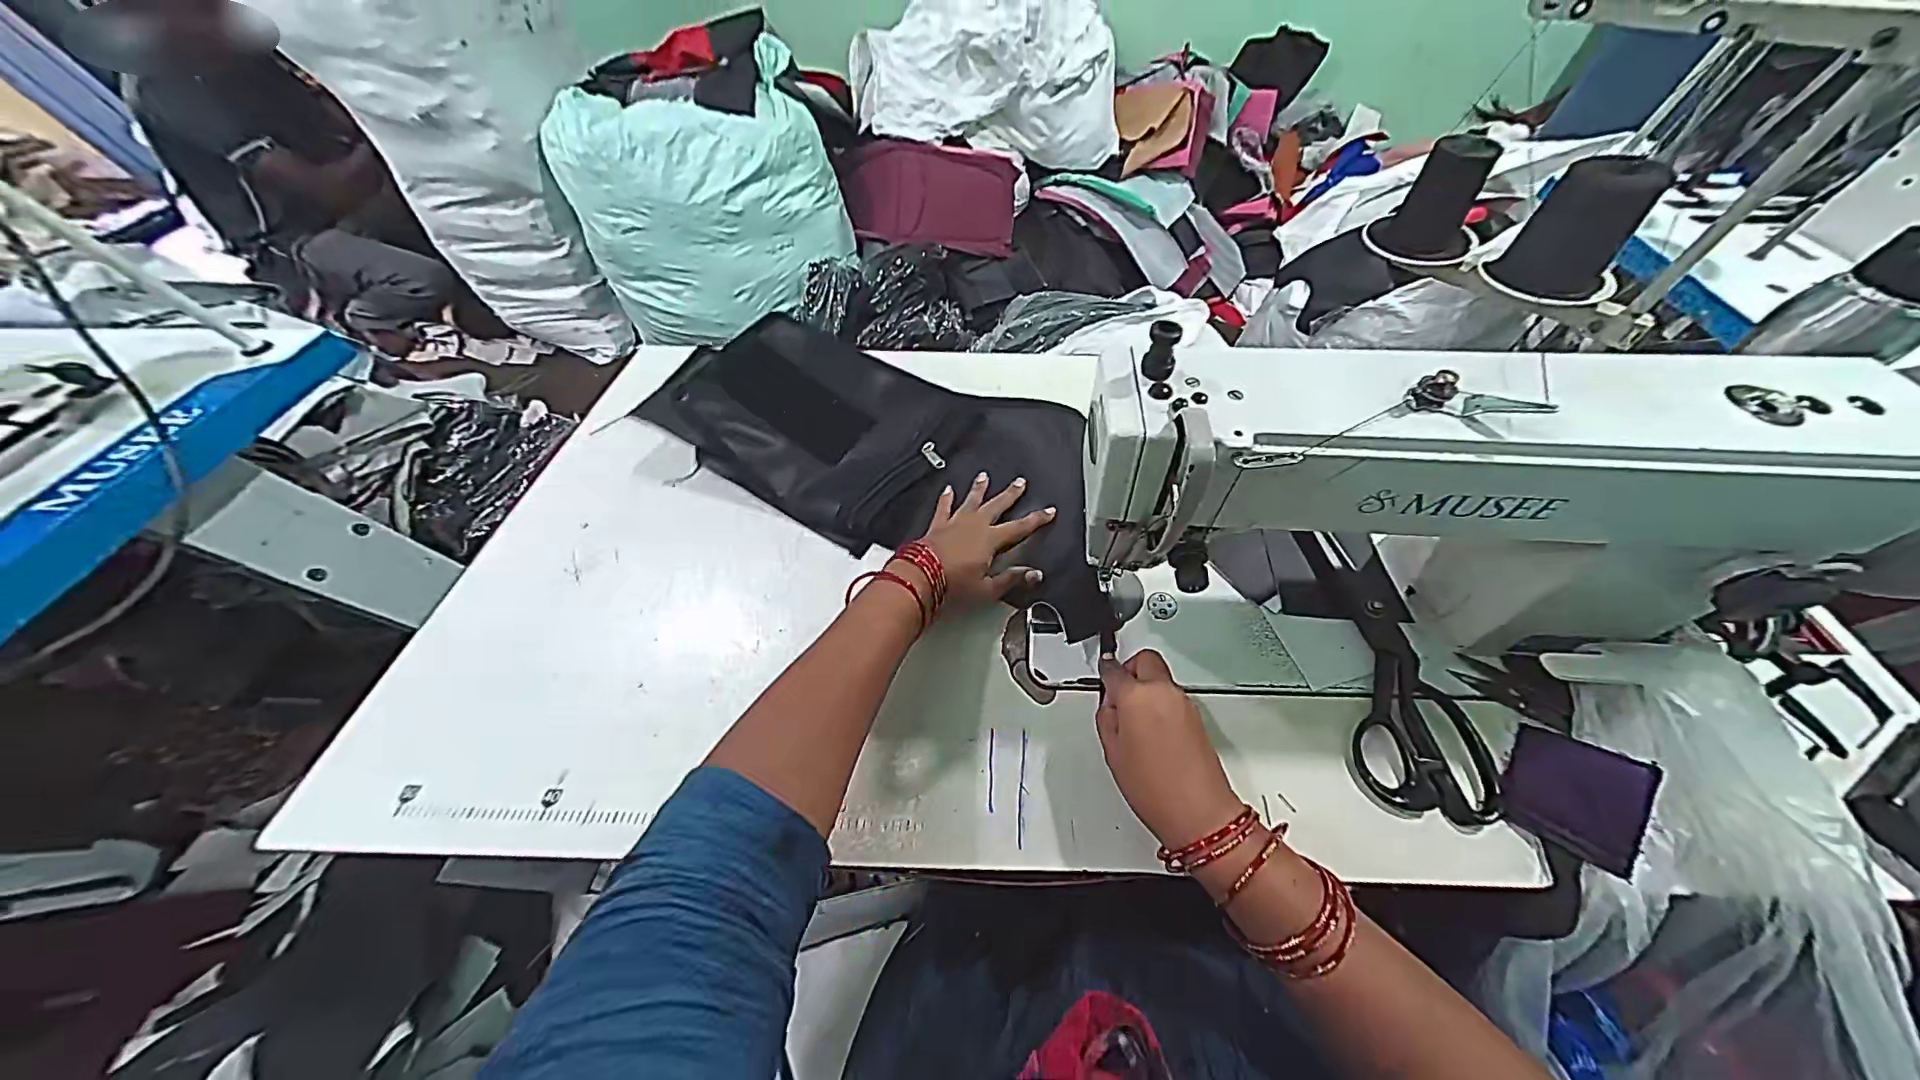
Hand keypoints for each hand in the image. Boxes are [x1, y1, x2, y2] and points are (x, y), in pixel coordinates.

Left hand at [900, 472, 1054, 612]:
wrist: (920, 579)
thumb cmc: (953, 585)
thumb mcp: (987, 589)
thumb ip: (1011, 579)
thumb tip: (1033, 575)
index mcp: (990, 540)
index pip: (1020, 527)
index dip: (1036, 519)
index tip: (1048, 511)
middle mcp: (974, 526)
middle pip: (997, 505)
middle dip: (1010, 494)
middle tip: (1020, 482)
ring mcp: (954, 523)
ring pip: (971, 500)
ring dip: (979, 488)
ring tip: (984, 477)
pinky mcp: (937, 526)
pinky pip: (944, 507)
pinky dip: (946, 498)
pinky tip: (948, 489)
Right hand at [1096, 649, 1242, 847]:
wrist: (1198, 811)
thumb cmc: (1157, 788)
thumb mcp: (1112, 750)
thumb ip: (1107, 717)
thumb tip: (1110, 705)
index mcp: (1136, 696)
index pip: (1114, 669)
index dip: (1105, 671)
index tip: (1103, 673)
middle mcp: (1163, 692)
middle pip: (1145, 659)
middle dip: (1130, 668)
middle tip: (1119, 690)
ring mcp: (1184, 703)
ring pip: (1161, 678)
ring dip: (1147, 688)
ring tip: (1135, 719)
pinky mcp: (1197, 716)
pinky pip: (1173, 697)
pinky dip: (1160, 703)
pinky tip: (1151, 730)